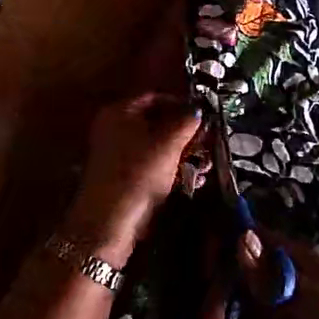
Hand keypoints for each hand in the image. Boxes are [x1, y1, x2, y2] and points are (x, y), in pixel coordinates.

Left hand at [63, 93, 201, 260]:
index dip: (181, 102)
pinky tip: (194, 180)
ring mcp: (118, 155)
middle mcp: (115, 129)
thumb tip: (198, 109)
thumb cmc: (138, 173)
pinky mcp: (124, 178)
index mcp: (119, 112)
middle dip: (186, 133)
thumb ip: (186, 121)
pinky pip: (152, 166)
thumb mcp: (168, 143)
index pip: (154, 96)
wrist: (110, 222)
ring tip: (205, 165)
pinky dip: (173, 170)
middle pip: (156, 122)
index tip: (204, 113)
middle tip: (208, 142)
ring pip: (157, 147)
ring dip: (184, 154)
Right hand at [198, 228, 318, 318]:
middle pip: (234, 281)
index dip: (223, 252)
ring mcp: (276, 316)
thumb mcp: (317, 308)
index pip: (248, 243)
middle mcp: (280, 283)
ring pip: (233, 314)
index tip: (205, 274)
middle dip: (217, 307)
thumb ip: (274, 278)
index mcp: (295, 263)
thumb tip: (242, 235)